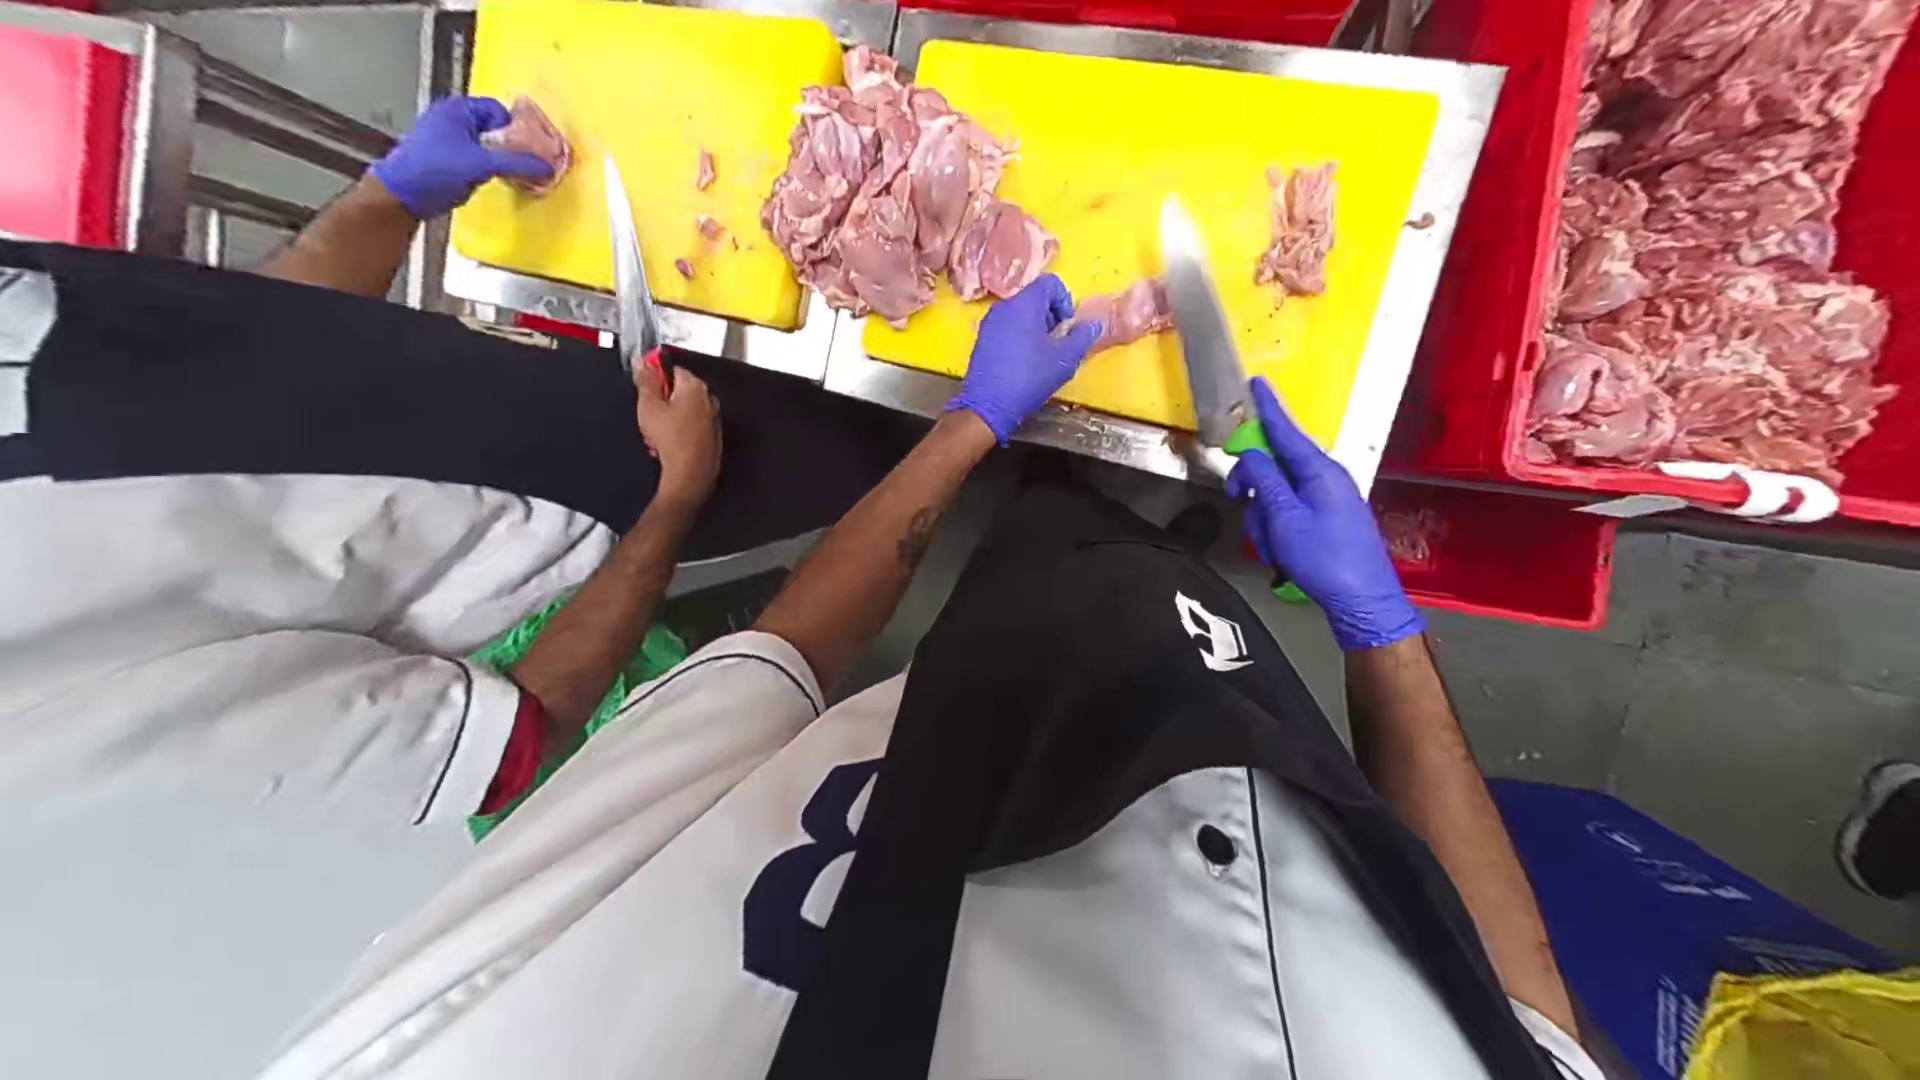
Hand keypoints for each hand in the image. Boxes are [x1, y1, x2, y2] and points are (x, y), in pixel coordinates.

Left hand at [369, 96, 555, 218]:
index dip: (517, 129)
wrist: (407, 193)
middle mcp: (456, 119)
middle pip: (497, 128)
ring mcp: (454, 139)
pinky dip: (497, 168)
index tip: (531, 150)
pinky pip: (485, 158)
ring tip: (520, 176)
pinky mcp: (455, 159)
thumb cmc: (439, 169)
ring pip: (492, 145)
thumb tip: (548, 166)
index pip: (499, 111)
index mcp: (458, 109)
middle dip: (515, 147)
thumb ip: (518, 163)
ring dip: (507, 160)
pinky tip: (504, 180)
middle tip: (530, 165)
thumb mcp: (482, 163)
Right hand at [637, 359, 721, 505]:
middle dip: (662, 401)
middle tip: (650, 414)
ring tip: (657, 434)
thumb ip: (645, 380)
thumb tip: (643, 362)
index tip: (645, 388)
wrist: (691, 471)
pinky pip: (692, 427)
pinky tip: (669, 444)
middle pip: (679, 391)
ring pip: (684, 410)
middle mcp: (709, 399)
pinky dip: (680, 431)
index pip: (673, 369)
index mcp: (694, 386)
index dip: (656, 378)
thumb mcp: (648, 405)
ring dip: (669, 418)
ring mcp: (713, 418)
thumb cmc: (672, 439)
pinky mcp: (713, 435)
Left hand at [946, 274, 1102, 443]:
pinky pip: (1007, 327)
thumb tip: (1092, 324)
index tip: (1067, 327)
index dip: (1065, 301)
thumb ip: (1082, 337)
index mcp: (1024, 303)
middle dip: (1051, 316)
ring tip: (1042, 355)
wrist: (988, 405)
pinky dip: (1020, 336)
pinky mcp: (982, 339)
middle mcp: (1004, 306)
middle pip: (1035, 297)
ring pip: (1020, 313)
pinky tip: (1024, 362)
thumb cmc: (1029, 377)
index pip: (1051, 283)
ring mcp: (989, 322)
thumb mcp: (1064, 359)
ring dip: (1036, 327)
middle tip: (1057, 342)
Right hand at [1226, 377, 1422, 649]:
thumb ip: (1264, 481)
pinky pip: (1287, 510)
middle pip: (1274, 464)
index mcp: (1318, 471)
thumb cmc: (1323, 557)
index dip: (1267, 408)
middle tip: (1234, 496)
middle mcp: (1323, 478)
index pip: (1286, 431)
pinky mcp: (1323, 517)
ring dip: (1262, 517)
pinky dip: (1275, 528)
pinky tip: (1278, 550)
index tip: (1255, 383)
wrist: (1362, 598)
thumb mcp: (1285, 517)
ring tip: (1270, 544)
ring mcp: (1325, 498)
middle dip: (1251, 484)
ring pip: (1275, 492)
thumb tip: (1250, 454)